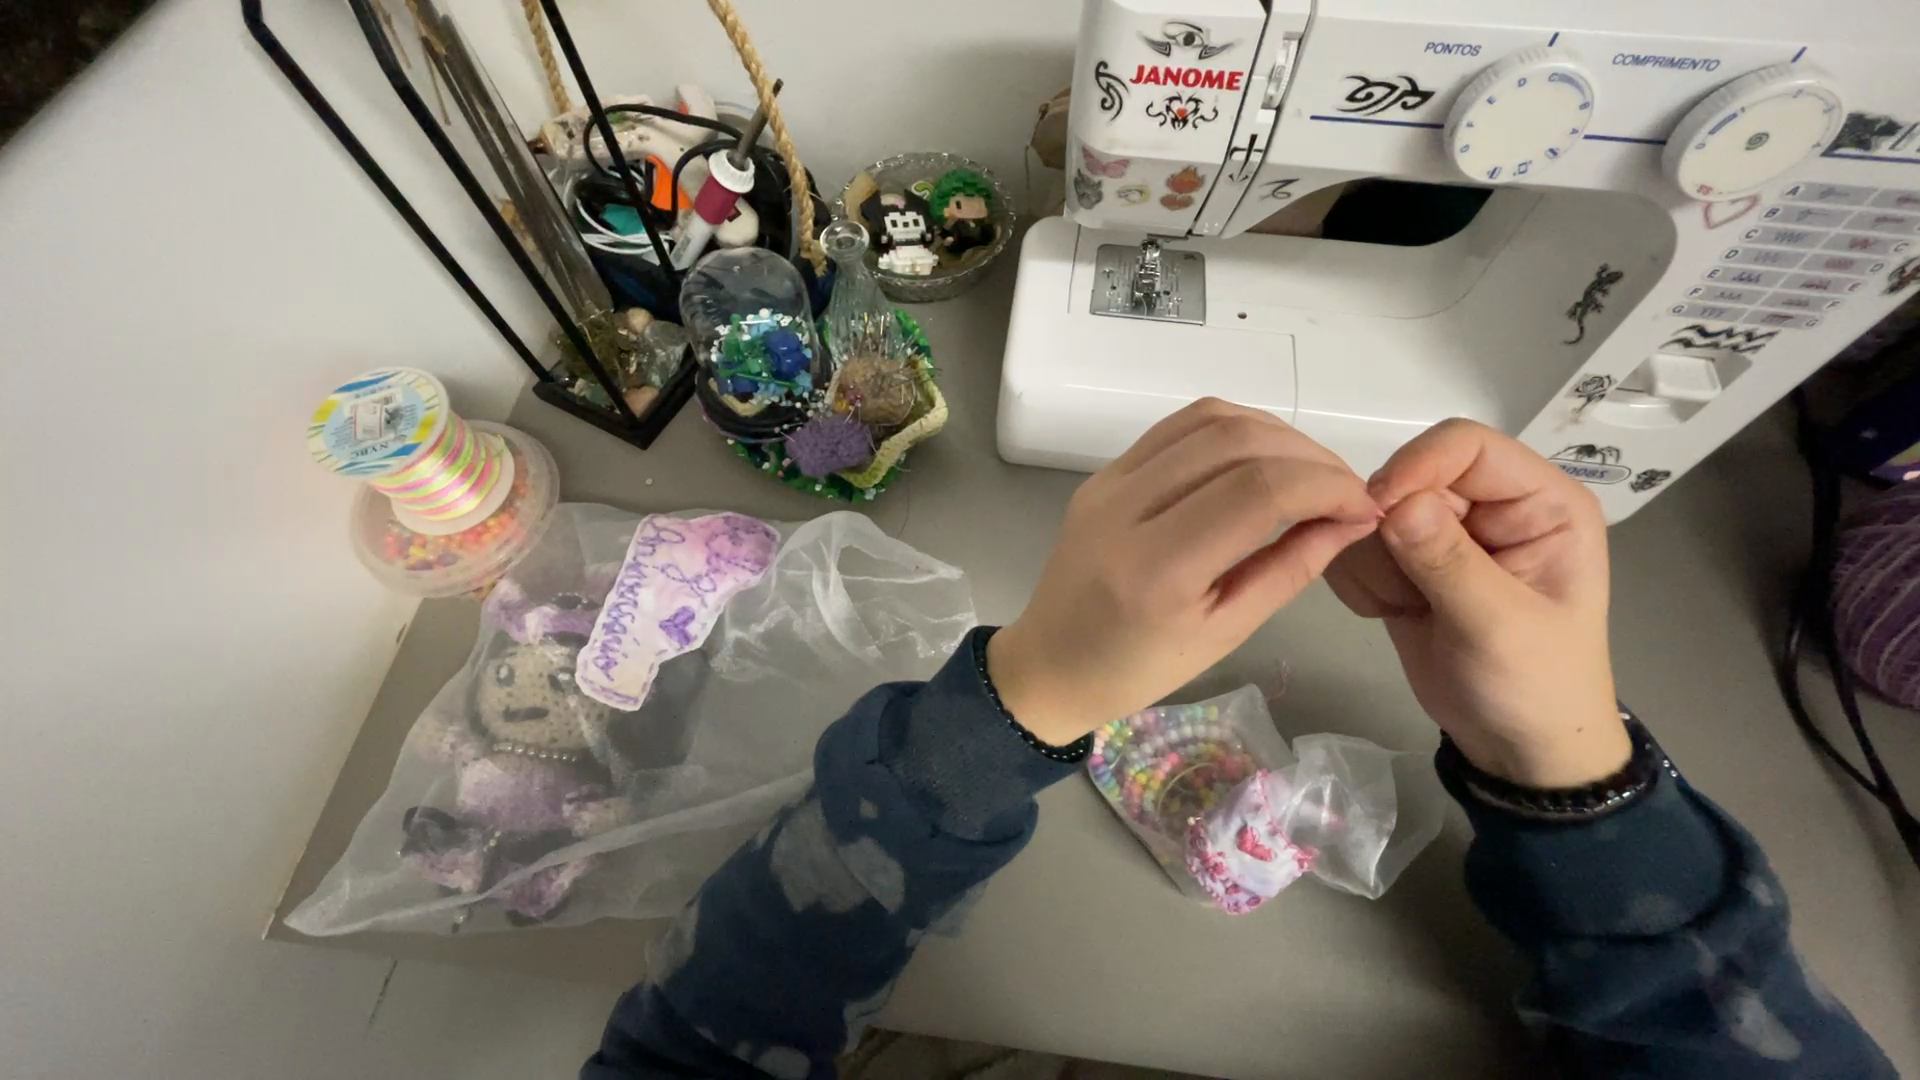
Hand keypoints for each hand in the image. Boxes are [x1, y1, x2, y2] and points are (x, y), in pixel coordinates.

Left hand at [989, 399, 1380, 745]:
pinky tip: (1259, 457)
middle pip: (1234, 441)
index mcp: (1154, 569)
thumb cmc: (1137, 669)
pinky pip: (1174, 428)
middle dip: (1308, 456)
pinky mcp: (1102, 475)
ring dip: (1272, 432)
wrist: (1050, 664)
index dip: (1326, 486)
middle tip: (1344, 490)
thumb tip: (1350, 518)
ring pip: (1205, 420)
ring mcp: (1106, 484)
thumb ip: (1289, 569)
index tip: (1364, 508)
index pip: (1257, 491)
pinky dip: (1229, 428)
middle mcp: (1124, 510)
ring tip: (1308, 472)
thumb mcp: (1224, 633)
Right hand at [1325, 419, 1629, 788]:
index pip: (1464, 445)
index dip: (1415, 467)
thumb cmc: (1533, 685)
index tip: (1377, 514)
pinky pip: (1352, 548)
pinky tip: (1391, 614)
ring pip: (1369, 515)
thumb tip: (1397, 504)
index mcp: (1537, 503)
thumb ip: (1449, 562)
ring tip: (1406, 609)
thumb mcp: (1499, 626)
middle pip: (1405, 478)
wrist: (1511, 744)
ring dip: (1373, 566)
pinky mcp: (1403, 561)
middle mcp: (1487, 506)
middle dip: (1387, 533)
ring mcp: (1440, 534)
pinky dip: (1359, 583)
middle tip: (1401, 589)